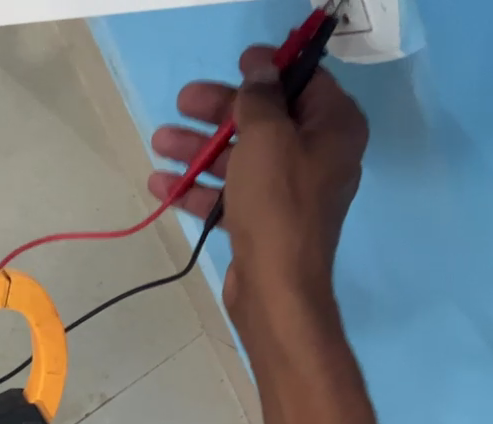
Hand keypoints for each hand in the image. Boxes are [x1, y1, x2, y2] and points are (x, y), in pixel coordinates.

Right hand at [147, 45, 367, 345]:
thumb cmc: (277, 205)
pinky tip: (162, 185)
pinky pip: (228, 196)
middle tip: (181, 103)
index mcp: (333, 129)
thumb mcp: (266, 139)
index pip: (303, 84)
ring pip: (239, 160)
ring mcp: (286, 194)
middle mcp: (315, 157)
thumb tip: (260, 71)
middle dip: (218, 115)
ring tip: (159, 143)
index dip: (267, 72)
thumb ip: (259, 100)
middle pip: (263, 122)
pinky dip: (198, 189)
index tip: (234, 67)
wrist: (276, 287)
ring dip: (198, 151)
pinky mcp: (260, 224)